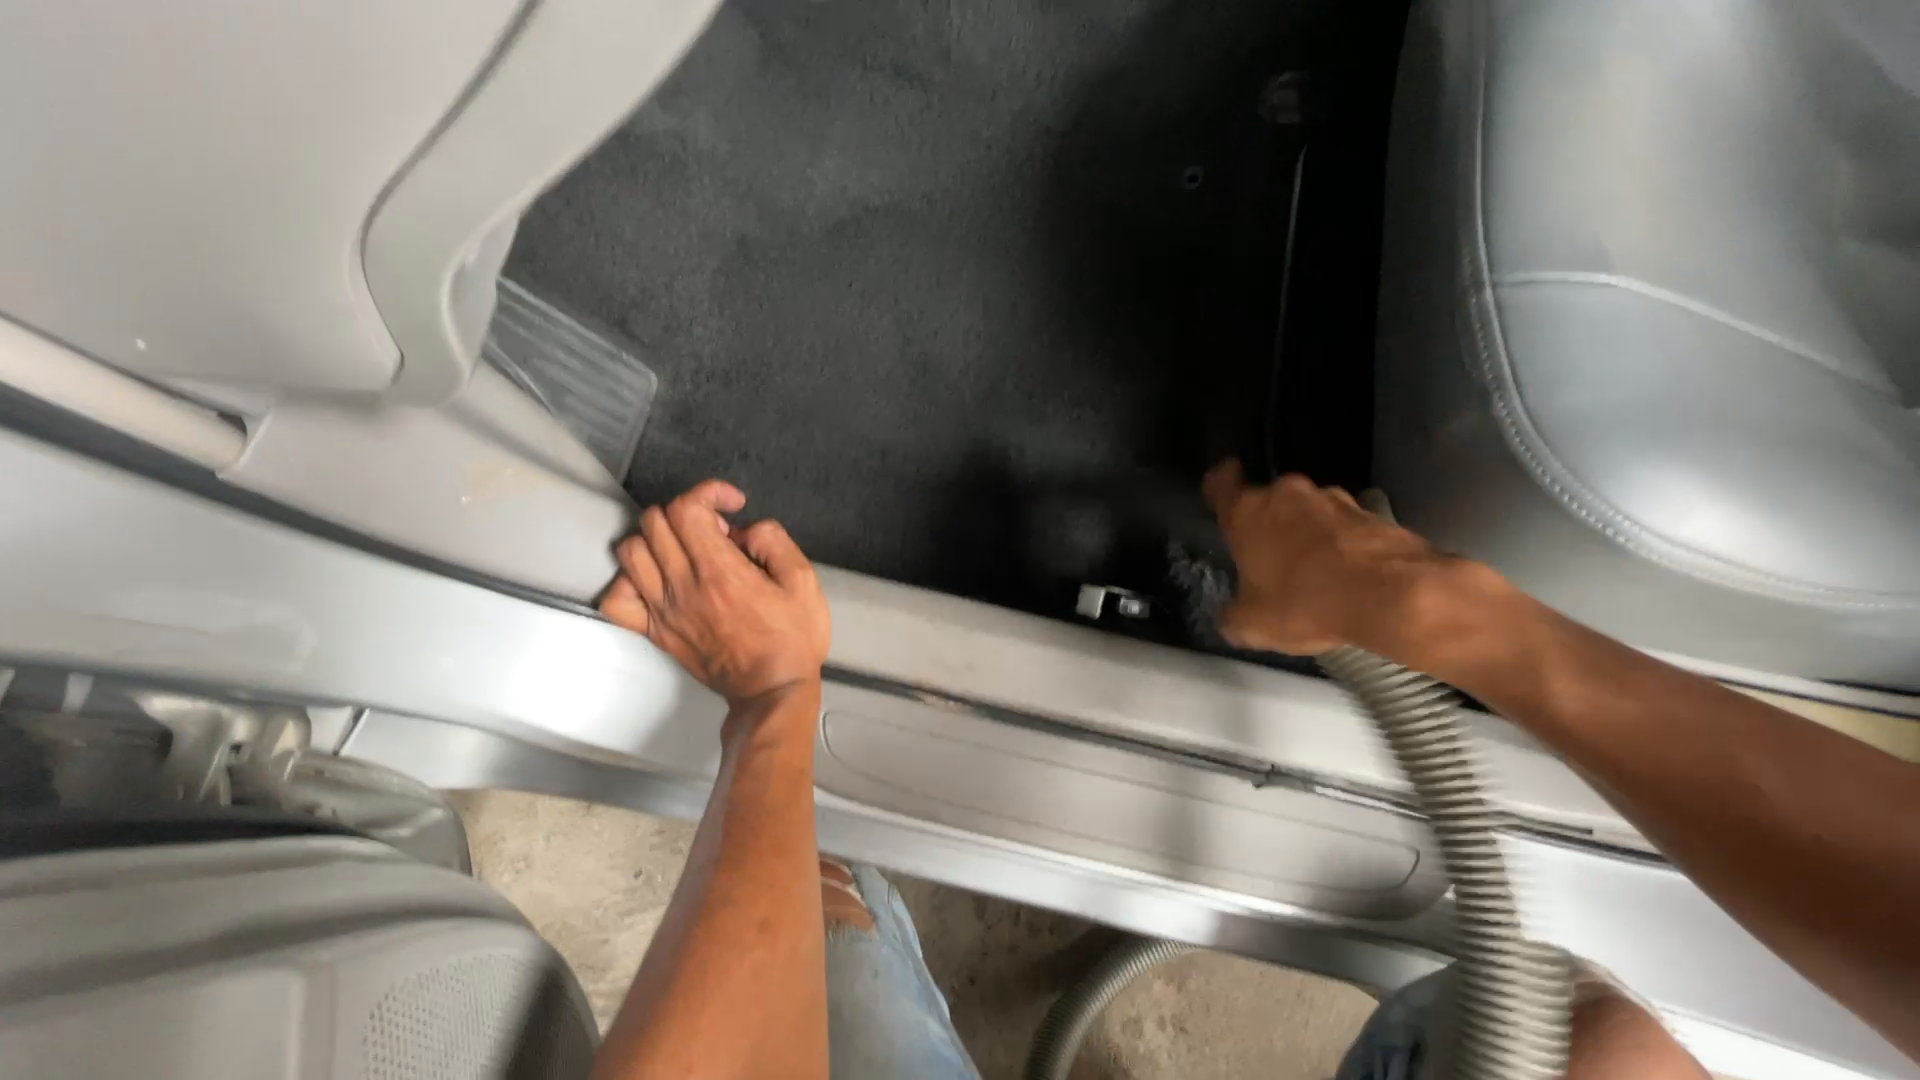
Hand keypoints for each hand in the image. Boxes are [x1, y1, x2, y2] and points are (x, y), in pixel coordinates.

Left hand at [600, 480, 830, 706]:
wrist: (772, 690)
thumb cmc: (793, 637)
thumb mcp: (804, 581)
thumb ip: (774, 541)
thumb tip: (744, 530)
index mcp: (719, 570)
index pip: (687, 508)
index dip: (709, 493)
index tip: (734, 506)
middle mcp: (682, 585)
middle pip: (655, 522)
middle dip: (687, 513)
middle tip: (716, 533)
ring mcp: (662, 610)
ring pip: (630, 551)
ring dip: (657, 539)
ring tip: (686, 551)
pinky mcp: (654, 632)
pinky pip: (615, 600)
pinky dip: (627, 581)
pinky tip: (655, 580)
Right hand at [1202, 459, 1459, 654]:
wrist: (1389, 594)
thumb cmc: (1303, 602)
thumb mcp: (1251, 624)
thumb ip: (1233, 614)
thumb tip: (1231, 616)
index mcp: (1247, 513)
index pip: (1222, 483)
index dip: (1219, 483)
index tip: (1222, 489)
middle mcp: (1286, 494)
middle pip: (1269, 501)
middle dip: (1268, 522)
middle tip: (1270, 557)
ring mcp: (1332, 499)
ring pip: (1309, 511)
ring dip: (1308, 532)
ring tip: (1315, 571)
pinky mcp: (1372, 512)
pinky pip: (1344, 526)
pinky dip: (1341, 544)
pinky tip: (1347, 575)